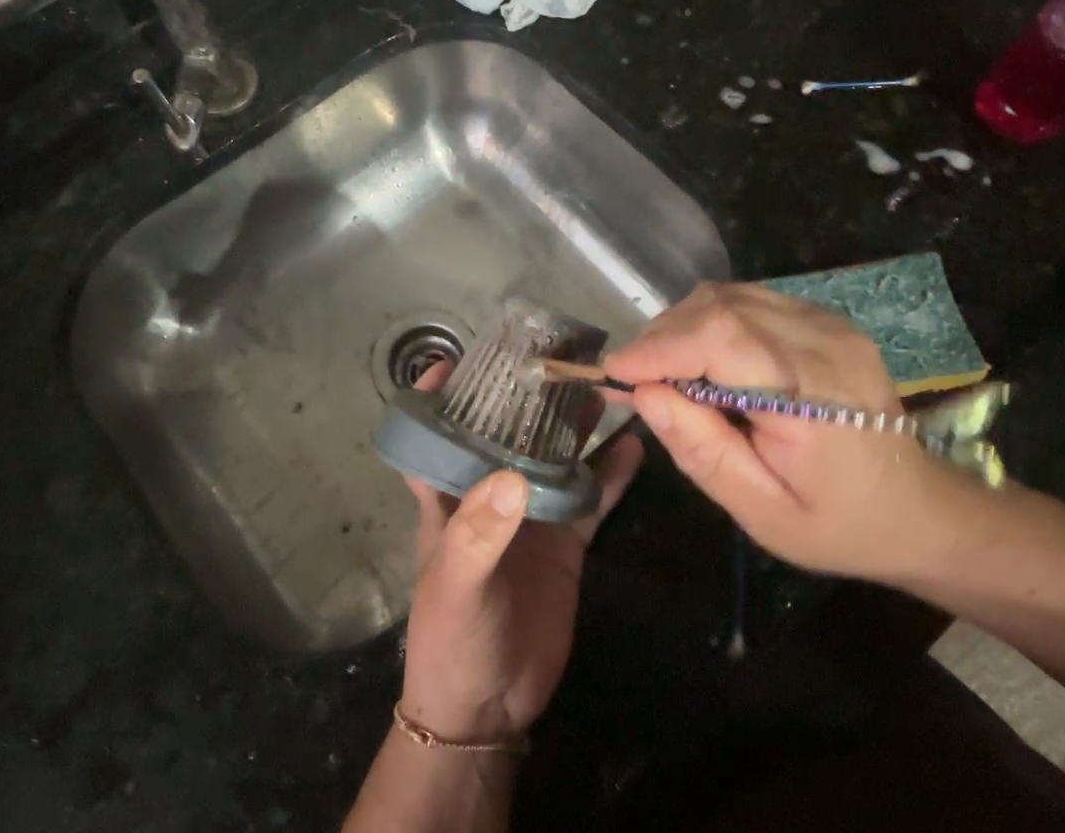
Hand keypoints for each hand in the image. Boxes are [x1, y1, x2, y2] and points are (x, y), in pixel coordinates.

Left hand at [397, 362, 641, 743]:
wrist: (490, 705)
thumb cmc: (451, 639)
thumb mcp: (454, 584)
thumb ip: (477, 532)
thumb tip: (512, 476)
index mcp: (446, 499)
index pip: (431, 437)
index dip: (435, 399)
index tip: (457, 359)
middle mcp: (487, 498)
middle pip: (504, 436)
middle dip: (524, 401)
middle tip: (556, 360)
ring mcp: (530, 518)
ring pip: (553, 460)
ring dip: (573, 429)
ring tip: (602, 388)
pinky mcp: (566, 544)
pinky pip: (591, 499)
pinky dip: (610, 475)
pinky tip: (634, 446)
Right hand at [602, 282, 975, 582]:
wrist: (917, 510)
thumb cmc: (837, 524)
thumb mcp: (761, 511)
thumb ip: (702, 450)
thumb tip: (643, 394)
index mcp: (814, 398)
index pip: (723, 339)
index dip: (659, 347)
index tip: (613, 373)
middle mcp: (825, 344)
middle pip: (720, 307)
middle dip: (662, 337)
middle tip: (633, 381)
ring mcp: (830, 325)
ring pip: (730, 296)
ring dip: (682, 326)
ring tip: (663, 372)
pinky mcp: (826, 322)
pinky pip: (750, 301)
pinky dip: (710, 322)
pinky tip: (702, 361)